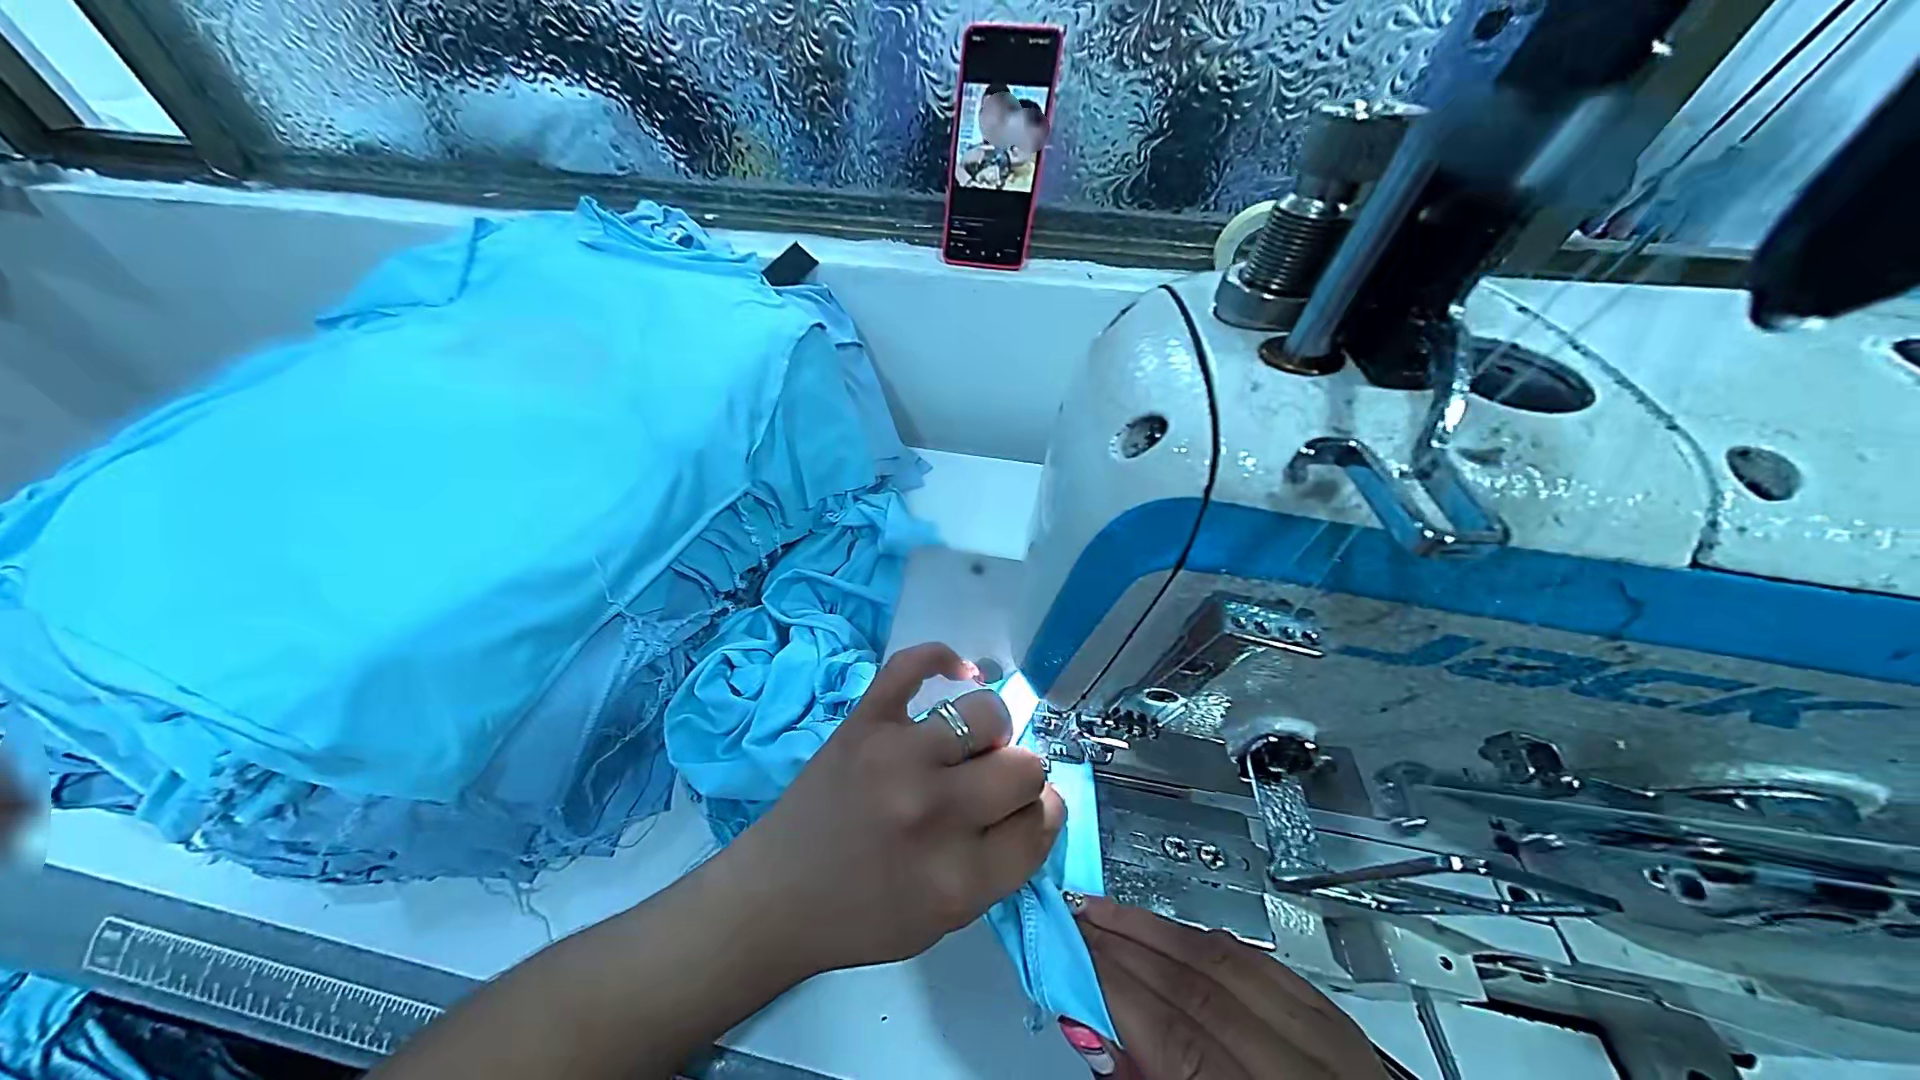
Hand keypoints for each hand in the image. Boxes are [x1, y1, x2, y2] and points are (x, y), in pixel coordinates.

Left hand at [725, 642, 1065, 974]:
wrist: (777, 894)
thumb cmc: (863, 916)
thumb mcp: (947, 919)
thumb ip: (1002, 865)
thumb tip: (1036, 800)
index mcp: (959, 876)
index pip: (1042, 820)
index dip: (1040, 812)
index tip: (1022, 810)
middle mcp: (934, 811)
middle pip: (1024, 767)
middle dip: (1019, 777)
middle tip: (988, 785)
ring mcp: (897, 756)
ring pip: (987, 713)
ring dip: (990, 731)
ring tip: (968, 746)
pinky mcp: (863, 721)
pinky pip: (912, 665)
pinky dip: (941, 658)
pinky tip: (958, 672)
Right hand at [1076, 897, 1386, 1079]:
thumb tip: (1091, 1025)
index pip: (1177, 1039)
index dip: (1111, 983)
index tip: (1066, 948)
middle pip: (1198, 988)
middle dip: (1122, 943)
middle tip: (1073, 918)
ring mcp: (1337, 1052)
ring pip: (1229, 960)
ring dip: (1157, 929)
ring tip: (1107, 912)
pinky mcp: (1342, 1028)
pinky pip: (1264, 963)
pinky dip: (1207, 940)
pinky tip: (1172, 930)